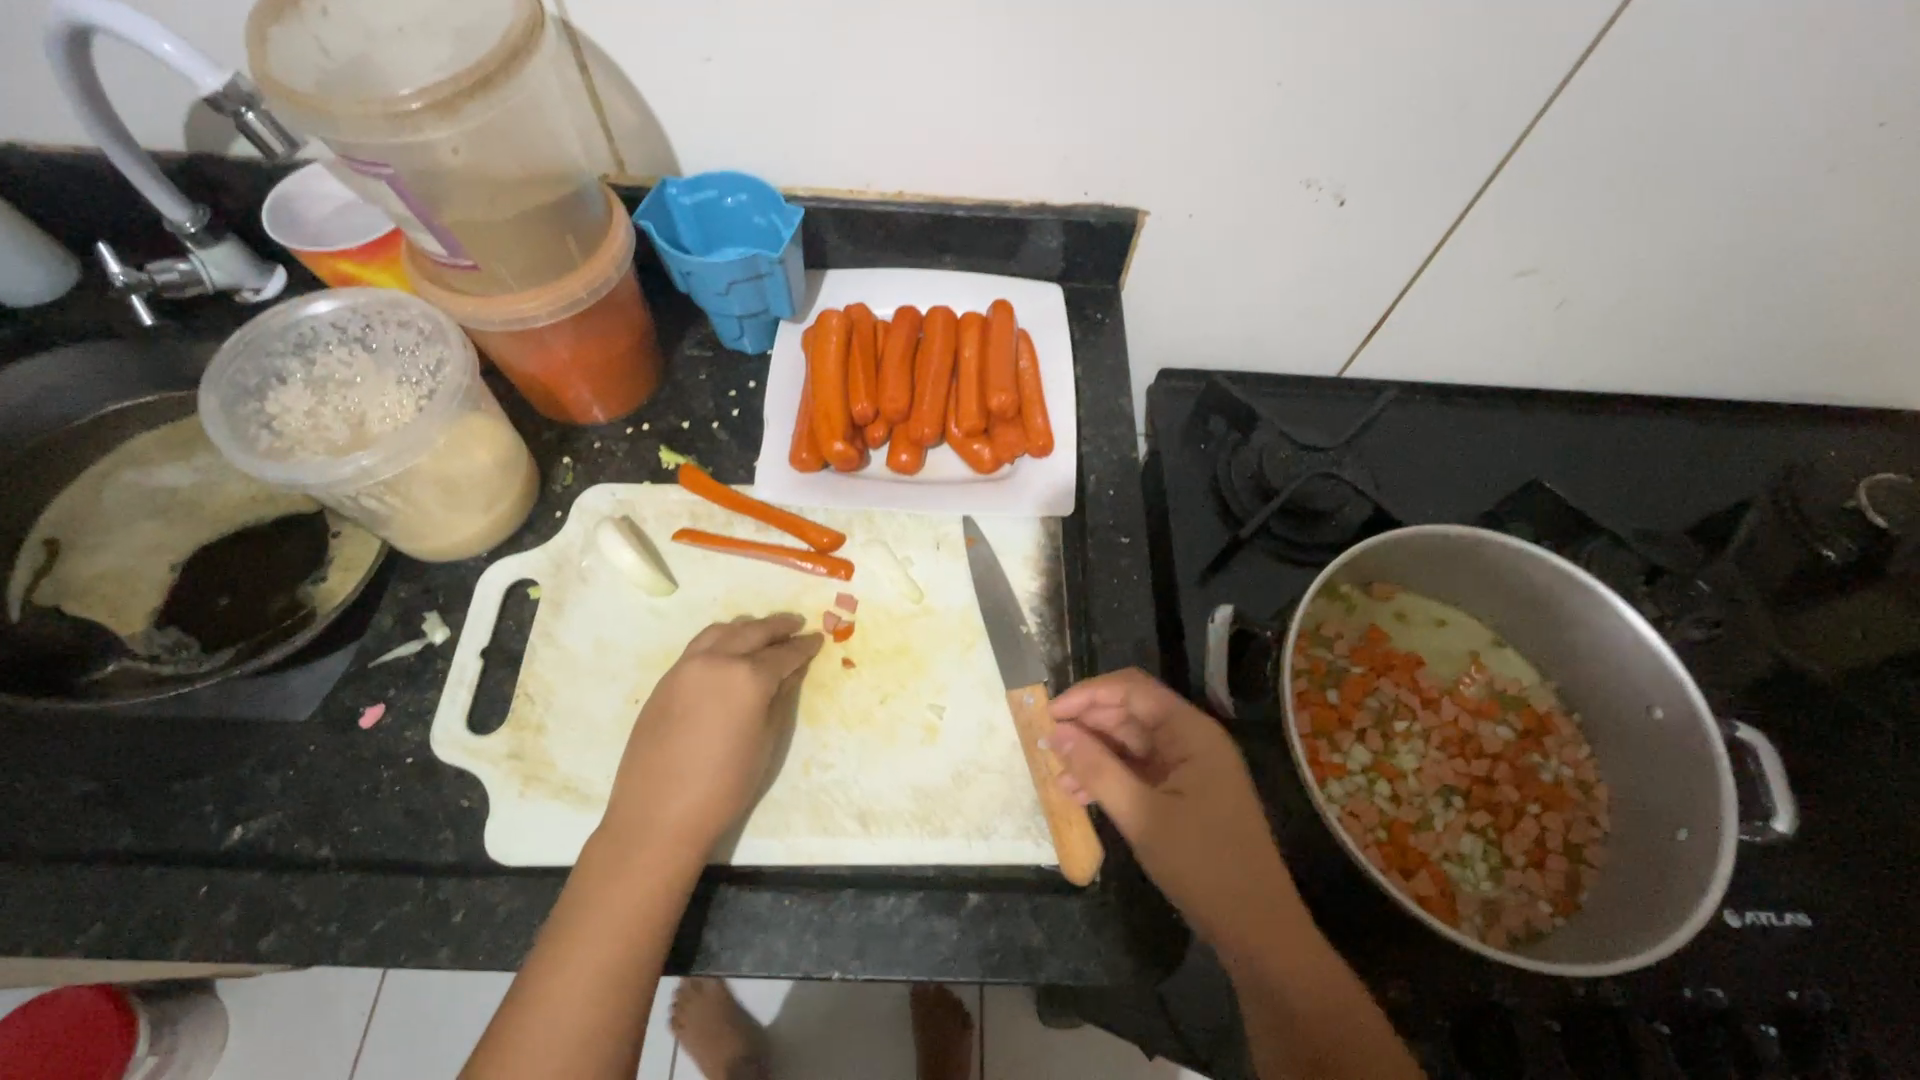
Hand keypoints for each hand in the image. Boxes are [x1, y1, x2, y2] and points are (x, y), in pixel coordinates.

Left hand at [600, 613, 822, 861]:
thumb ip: (780, 698)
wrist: (659, 813)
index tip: (818, 639)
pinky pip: (699, 645)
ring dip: (747, 627)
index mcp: (747, 677)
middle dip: (778, 626)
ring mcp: (686, 667)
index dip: (804, 647)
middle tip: (797, 623)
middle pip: (753, 632)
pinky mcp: (665, 680)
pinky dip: (720, 638)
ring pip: (721, 631)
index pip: (784, 653)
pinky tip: (728, 649)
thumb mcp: (766, 742)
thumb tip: (790, 671)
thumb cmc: (724, 785)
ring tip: (763, 631)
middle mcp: (716, 661)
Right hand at [1048, 668, 1294, 949]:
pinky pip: (1138, 771)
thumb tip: (1055, 732)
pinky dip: (1108, 777)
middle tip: (1045, 744)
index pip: (1132, 689)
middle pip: (1130, 712)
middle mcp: (1191, 740)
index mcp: (1191, 732)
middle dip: (1086, 724)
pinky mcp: (1183, 793)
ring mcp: (1188, 768)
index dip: (1088, 695)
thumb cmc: (1203, 864)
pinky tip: (1077, 796)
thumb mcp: (1141, 815)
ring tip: (1055, 775)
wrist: (1256, 925)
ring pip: (1130, 744)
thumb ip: (1096, 769)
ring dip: (1093, 753)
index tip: (1048, 714)